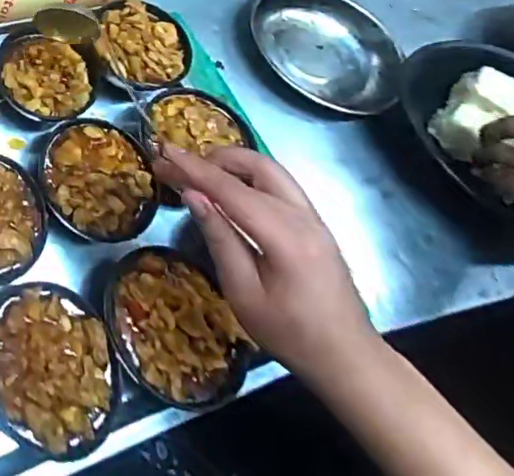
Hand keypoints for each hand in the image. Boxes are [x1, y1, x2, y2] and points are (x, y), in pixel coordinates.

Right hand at [150, 145, 378, 379]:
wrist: (350, 361)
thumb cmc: (291, 334)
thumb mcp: (244, 293)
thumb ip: (219, 239)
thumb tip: (192, 195)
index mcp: (285, 237)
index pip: (230, 188)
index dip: (193, 168)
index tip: (163, 152)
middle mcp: (303, 217)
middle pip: (255, 165)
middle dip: (212, 158)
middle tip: (179, 166)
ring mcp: (314, 218)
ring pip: (268, 169)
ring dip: (231, 163)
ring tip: (198, 174)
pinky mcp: (315, 223)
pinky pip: (277, 183)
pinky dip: (246, 175)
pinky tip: (227, 189)